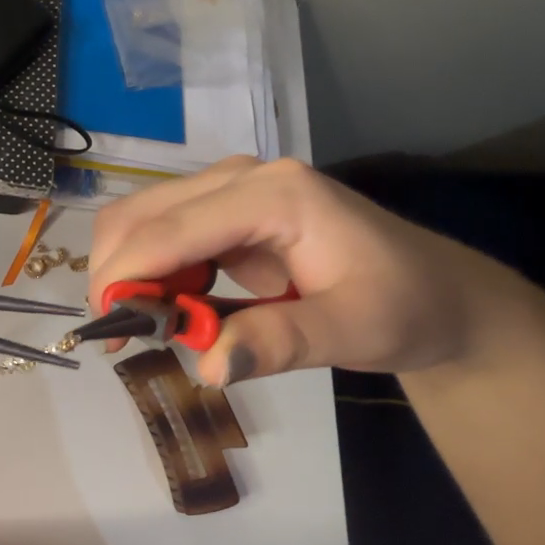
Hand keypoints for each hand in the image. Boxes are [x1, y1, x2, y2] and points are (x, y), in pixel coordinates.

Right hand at [88, 157, 543, 387]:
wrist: (438, 293)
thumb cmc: (405, 308)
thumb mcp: (355, 331)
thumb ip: (281, 342)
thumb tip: (207, 366)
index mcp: (273, 195)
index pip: (171, 229)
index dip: (126, 275)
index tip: (106, 330)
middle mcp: (239, 178)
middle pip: (139, 215)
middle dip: (115, 274)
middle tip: (120, 337)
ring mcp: (227, 189)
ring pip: (137, 220)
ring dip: (124, 272)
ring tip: (140, 327)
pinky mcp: (219, 209)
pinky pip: (158, 232)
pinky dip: (144, 271)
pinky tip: (162, 308)